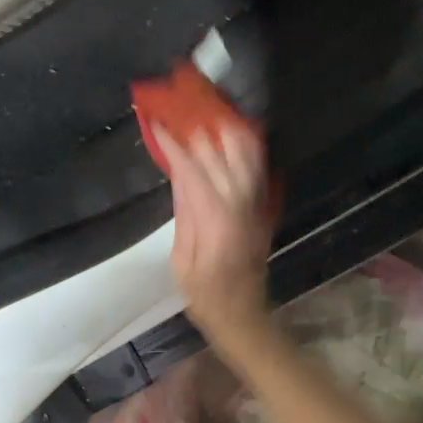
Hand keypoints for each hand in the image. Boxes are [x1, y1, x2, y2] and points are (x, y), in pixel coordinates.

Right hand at [154, 124, 276, 349]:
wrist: (242, 313)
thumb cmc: (205, 296)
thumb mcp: (183, 259)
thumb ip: (185, 214)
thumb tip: (180, 175)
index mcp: (214, 217)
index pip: (192, 167)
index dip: (174, 143)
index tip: (157, 123)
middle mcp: (240, 202)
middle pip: (220, 152)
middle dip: (199, 129)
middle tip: (180, 109)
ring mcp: (257, 203)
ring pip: (246, 153)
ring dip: (227, 131)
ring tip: (208, 114)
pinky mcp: (264, 207)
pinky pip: (258, 168)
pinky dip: (247, 148)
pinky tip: (233, 138)